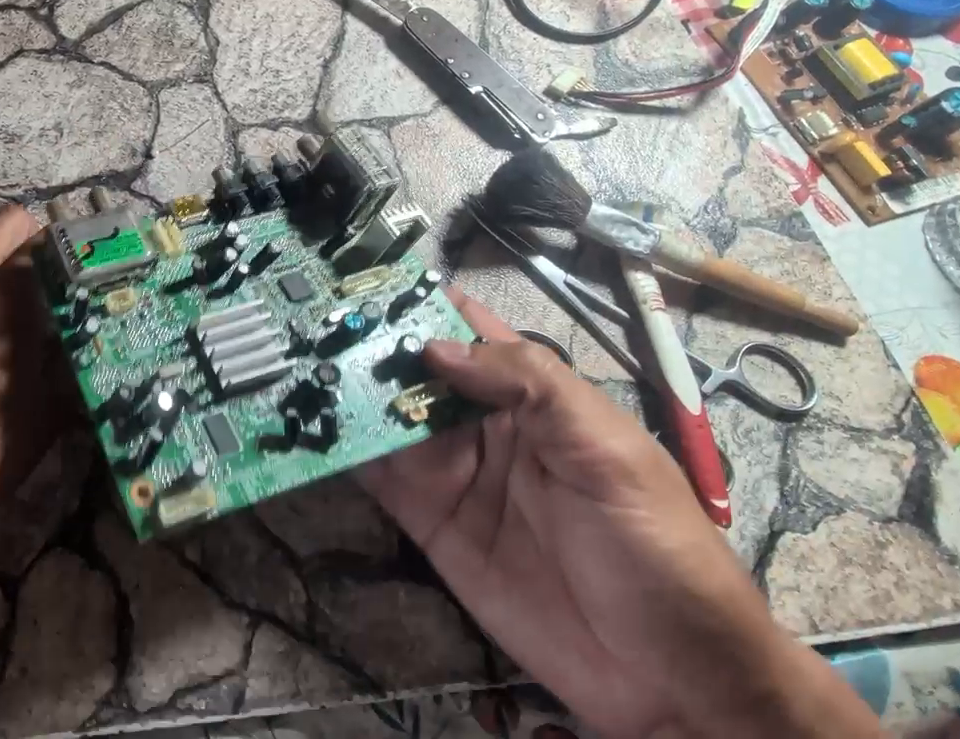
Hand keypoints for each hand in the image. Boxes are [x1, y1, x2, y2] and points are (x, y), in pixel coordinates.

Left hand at [0, 205, 71, 738]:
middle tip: (61, 288)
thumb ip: (67, 364)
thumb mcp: (44, 414)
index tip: (93, 280)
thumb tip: (86, 341)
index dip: (77, 258)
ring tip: (24, 317)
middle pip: (5, 228)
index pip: (49, 244)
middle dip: (37, 246)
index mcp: (0, 290)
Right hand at [355, 290, 879, 738]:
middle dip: (365, 347)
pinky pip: (376, 477)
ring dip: (342, 394)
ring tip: (289, 366)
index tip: (363, 281)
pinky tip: (303, 429)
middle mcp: (484, 426)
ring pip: (386, 419)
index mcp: (534, 399)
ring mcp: (451, 473)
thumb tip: (433, 346)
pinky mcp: (427, 520)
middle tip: (304, 322)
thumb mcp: (610, 454)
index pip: (469, 334)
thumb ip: (531, 387)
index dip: (421, 304)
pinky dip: (339, 453)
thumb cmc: (656, 550)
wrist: (669, 679)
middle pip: (414, 373)